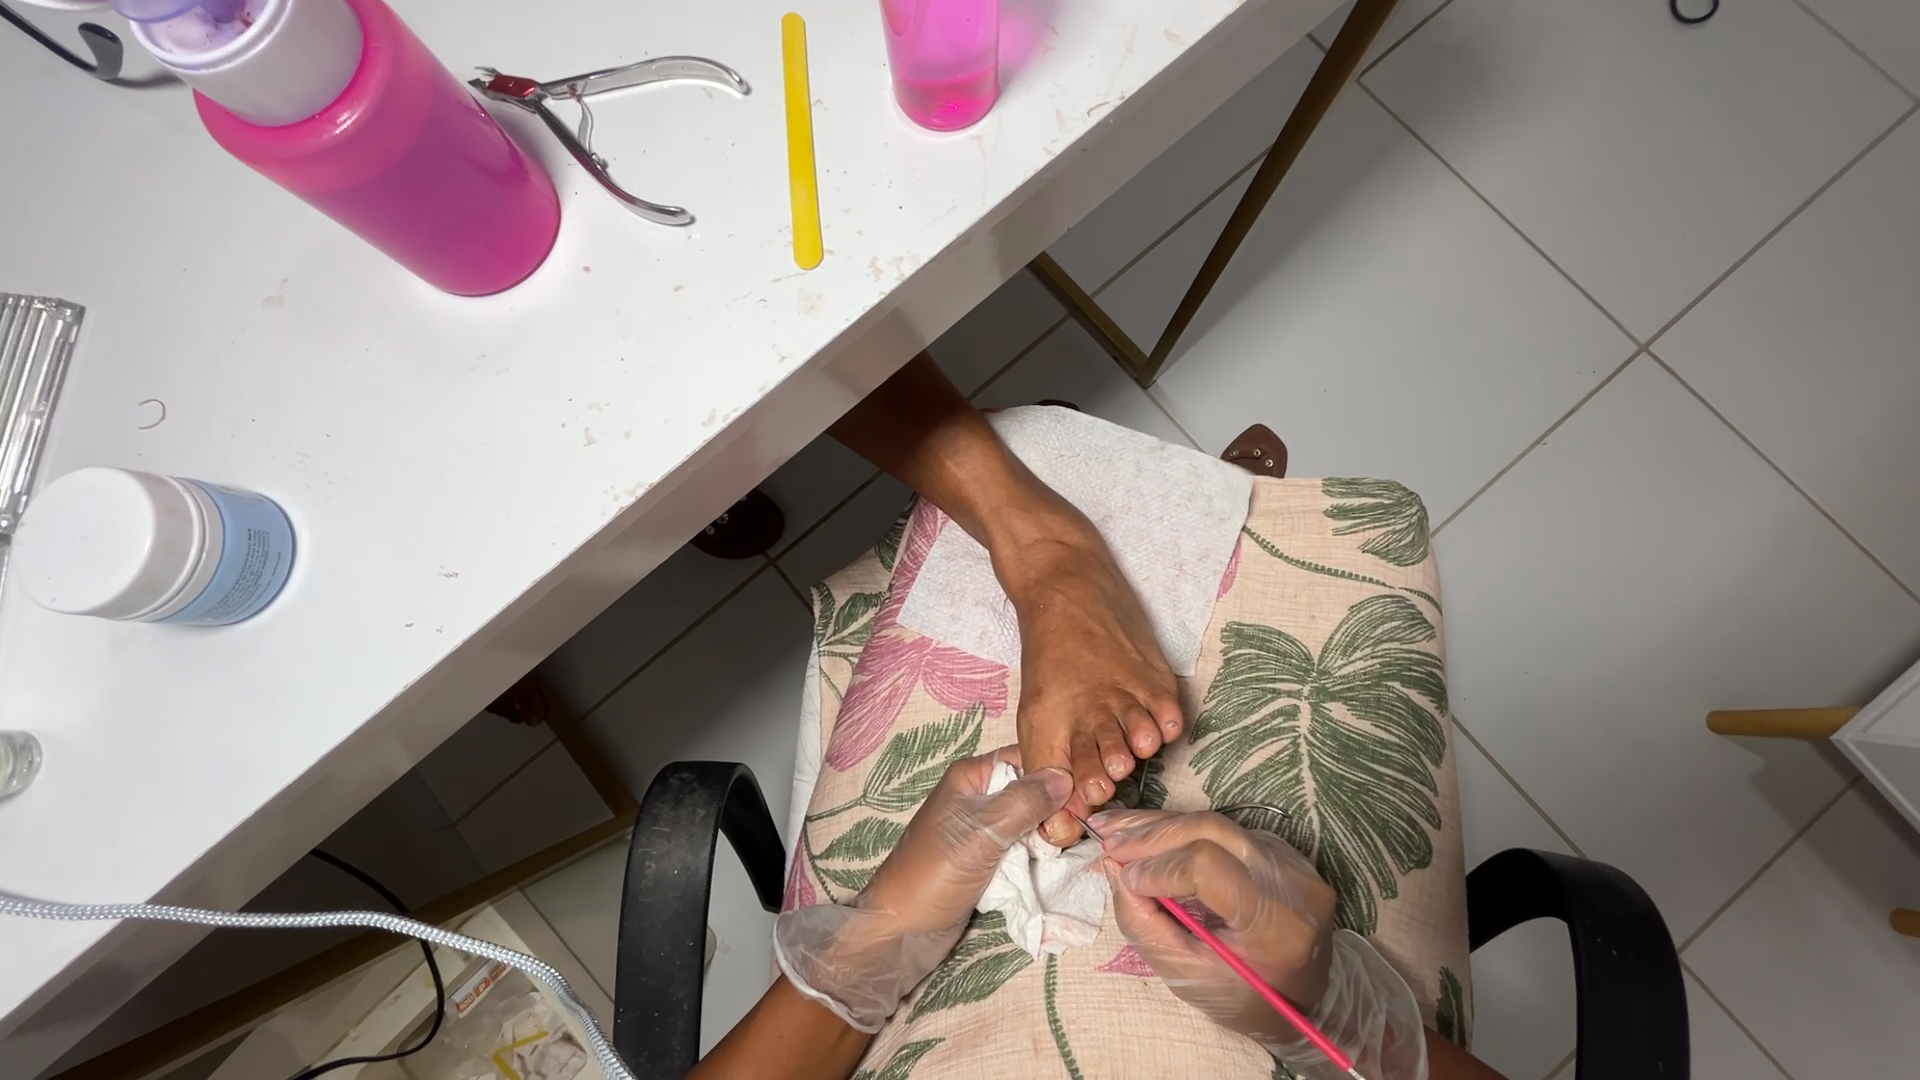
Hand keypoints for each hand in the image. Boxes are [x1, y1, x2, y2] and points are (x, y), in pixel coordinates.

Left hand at [774, 747, 1071, 1030]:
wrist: (902, 930)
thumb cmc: (935, 872)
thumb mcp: (983, 831)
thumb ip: (1025, 802)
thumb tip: (1065, 776)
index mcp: (972, 776)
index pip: (1024, 758)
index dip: (1055, 773)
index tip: (1085, 796)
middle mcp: (978, 795)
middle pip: (1030, 789)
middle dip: (1056, 807)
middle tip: (1074, 830)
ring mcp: (982, 827)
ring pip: (1030, 819)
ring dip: (1049, 833)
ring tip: (1065, 848)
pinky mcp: (987, 857)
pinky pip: (1022, 845)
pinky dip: (1038, 853)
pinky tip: (1055, 862)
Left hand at [995, 514, 1184, 844]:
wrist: (1062, 581)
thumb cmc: (1048, 649)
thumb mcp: (1036, 703)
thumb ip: (1049, 755)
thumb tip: (1060, 812)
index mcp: (1048, 721)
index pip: (1059, 783)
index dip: (1068, 810)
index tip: (1073, 820)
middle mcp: (1087, 709)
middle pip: (1101, 766)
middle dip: (1101, 784)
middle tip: (1104, 781)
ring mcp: (1122, 689)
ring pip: (1136, 741)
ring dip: (1133, 753)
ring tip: (1129, 752)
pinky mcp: (1150, 671)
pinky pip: (1167, 712)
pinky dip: (1166, 726)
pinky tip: (1157, 726)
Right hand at [1095, 810, 1336, 1031]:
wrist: (1307, 999)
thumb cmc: (1247, 999)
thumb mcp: (1189, 978)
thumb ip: (1145, 926)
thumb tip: (1113, 870)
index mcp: (1277, 922)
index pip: (1209, 867)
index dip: (1159, 868)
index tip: (1125, 879)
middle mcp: (1290, 878)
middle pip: (1209, 829)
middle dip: (1151, 835)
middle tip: (1107, 842)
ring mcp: (1288, 857)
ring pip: (1211, 821)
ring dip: (1157, 825)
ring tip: (1112, 828)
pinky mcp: (1275, 845)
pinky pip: (1219, 827)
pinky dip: (1176, 829)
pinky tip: (1142, 832)